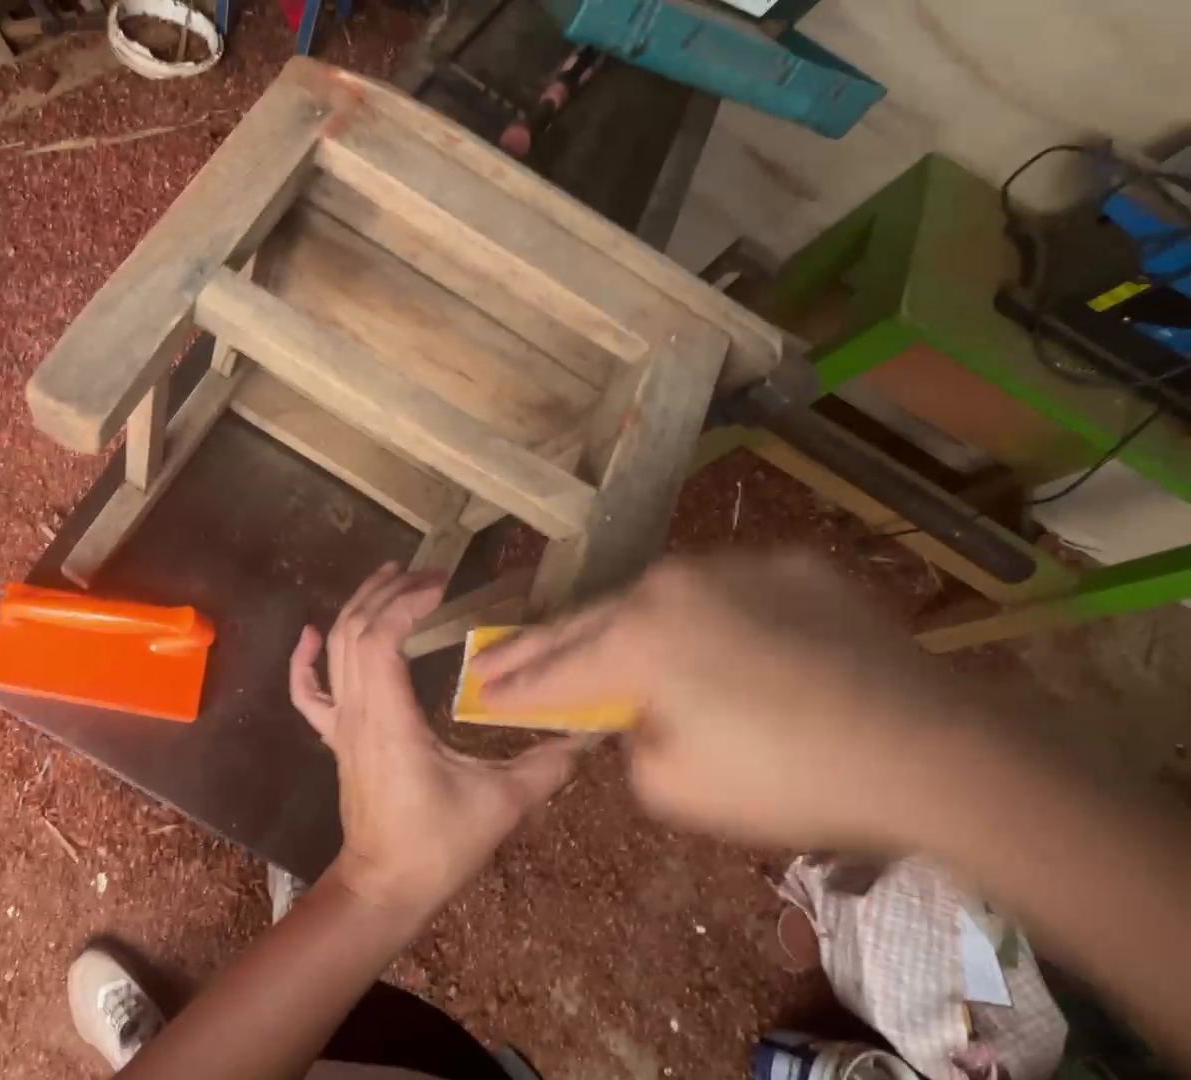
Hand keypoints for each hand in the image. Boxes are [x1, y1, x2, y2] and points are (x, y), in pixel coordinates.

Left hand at [290, 564, 581, 922]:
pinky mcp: (335, 739)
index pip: (380, 639)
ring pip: (334, 652)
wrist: (384, 885)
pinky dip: (304, 659)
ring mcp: (340, 725)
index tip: (442, 585)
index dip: (405, 603)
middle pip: (354, 632)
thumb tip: (588, 736)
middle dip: (387, 593)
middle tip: (427, 574)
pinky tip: (312, 633)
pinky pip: (307, 693)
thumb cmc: (437, 845)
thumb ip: (545, 766)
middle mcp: (356, 711)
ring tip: (386, 577)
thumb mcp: (500, 804)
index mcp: (389, 719)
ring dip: (357, 609)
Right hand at [473, 552, 986, 851]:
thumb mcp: (673, 786)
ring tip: (608, 649)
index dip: (512, 684)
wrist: (939, 753)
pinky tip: (724, 649)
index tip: (477, 686)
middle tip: (503, 658)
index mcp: (635, 637)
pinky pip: (727, 593)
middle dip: (544, 646)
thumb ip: (625, 742)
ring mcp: (735, 567)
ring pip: (657, 599)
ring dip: (628, 628)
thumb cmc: (787, 779)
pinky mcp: (793, 568)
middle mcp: (670, 585)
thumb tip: (632, 714)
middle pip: (591, 620)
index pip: (554, 666)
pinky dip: (710, 620)